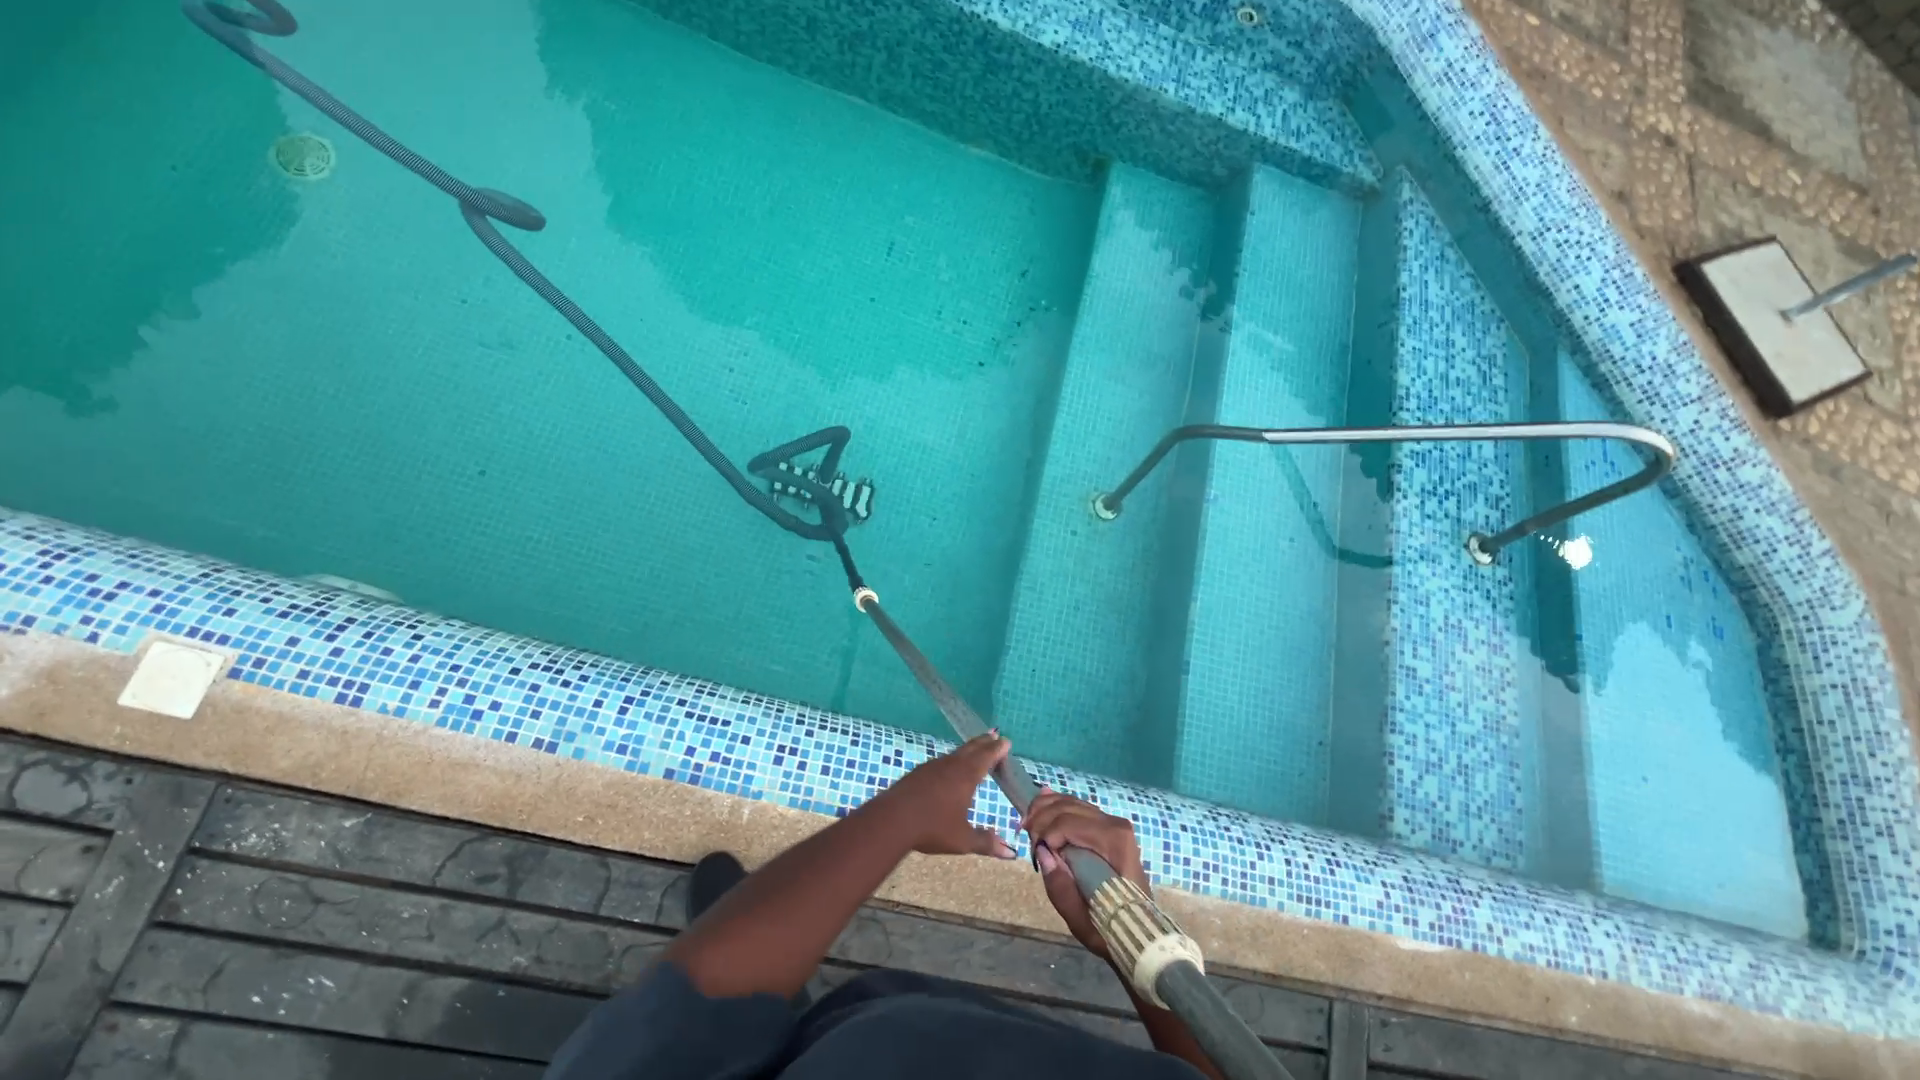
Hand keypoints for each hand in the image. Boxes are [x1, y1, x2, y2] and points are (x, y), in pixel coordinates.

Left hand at [869, 734, 1018, 858]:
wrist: (891, 820)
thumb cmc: (932, 828)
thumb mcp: (963, 839)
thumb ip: (986, 843)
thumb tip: (1011, 853)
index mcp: (966, 776)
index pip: (986, 757)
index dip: (997, 749)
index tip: (1005, 741)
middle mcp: (950, 766)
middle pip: (970, 749)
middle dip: (984, 742)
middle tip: (994, 736)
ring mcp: (931, 767)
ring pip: (954, 754)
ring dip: (967, 750)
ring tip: (974, 752)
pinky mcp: (917, 774)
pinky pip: (940, 762)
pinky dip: (951, 761)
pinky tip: (946, 770)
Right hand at [1022, 788, 1146, 958]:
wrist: (1138, 931)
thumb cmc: (1111, 930)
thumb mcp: (1082, 923)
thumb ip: (1062, 890)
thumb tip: (1042, 852)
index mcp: (1114, 845)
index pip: (1069, 823)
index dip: (1045, 833)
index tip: (1033, 854)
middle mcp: (1116, 827)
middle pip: (1067, 808)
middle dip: (1041, 818)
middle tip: (1024, 836)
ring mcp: (1113, 824)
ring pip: (1071, 802)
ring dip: (1044, 808)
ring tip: (1027, 825)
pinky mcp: (1108, 827)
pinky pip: (1077, 807)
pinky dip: (1055, 806)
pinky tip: (1040, 806)